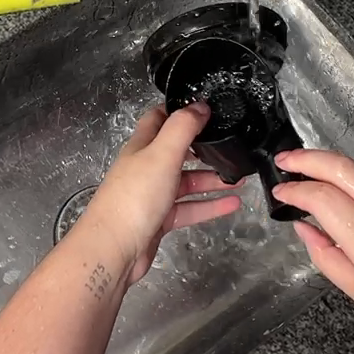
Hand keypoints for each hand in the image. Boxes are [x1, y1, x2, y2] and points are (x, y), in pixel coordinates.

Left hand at [68, 104, 242, 286]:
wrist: (114, 248)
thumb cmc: (134, 197)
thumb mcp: (162, 154)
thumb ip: (182, 128)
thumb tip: (200, 105)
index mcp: (141, 147)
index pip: (159, 120)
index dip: (179, 112)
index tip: (205, 110)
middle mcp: (145, 168)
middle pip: (177, 153)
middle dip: (203, 150)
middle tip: (229, 148)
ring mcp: (152, 195)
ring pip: (186, 183)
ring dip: (211, 180)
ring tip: (239, 178)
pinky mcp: (159, 220)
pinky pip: (189, 208)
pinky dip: (209, 206)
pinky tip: (231, 204)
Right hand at [271, 150, 353, 353]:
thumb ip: (327, 256)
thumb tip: (304, 228)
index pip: (324, 198)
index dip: (295, 191)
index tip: (278, 194)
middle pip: (345, 168)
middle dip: (309, 158)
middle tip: (283, 161)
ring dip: (332, 168)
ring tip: (306, 175)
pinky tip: (341, 197)